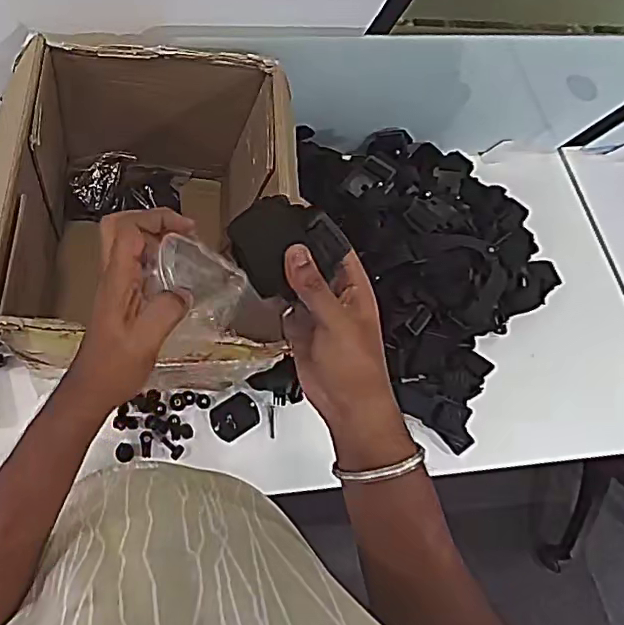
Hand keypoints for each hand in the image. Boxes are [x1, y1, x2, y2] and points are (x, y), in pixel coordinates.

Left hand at [62, 209, 194, 414]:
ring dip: (154, 237)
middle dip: (152, 219)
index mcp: (116, 281)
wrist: (92, 388)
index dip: (158, 219)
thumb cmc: (111, 369)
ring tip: (181, 247)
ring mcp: (115, 287)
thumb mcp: (146, 341)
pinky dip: (156, 259)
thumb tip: (184, 291)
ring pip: (127, 243)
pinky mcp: (121, 299)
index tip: (184, 229)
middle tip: (179, 230)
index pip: (129, 229)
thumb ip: (167, 311)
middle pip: (120, 226)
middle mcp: (112, 279)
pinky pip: (136, 265)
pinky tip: (174, 276)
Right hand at [281, 244, 417, 471]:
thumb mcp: (336, 320)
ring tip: (264, 260)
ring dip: (284, 278)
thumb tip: (298, 255)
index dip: (322, 234)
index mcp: (355, 290)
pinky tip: (266, 293)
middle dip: (297, 256)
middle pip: (313, 267)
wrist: (347, 406)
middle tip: (274, 238)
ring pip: (297, 288)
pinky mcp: (300, 333)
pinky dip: (276, 303)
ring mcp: (317, 316)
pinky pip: (285, 310)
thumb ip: (313, 286)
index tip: (301, 218)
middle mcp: (336, 300)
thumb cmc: (359, 369)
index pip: (339, 252)